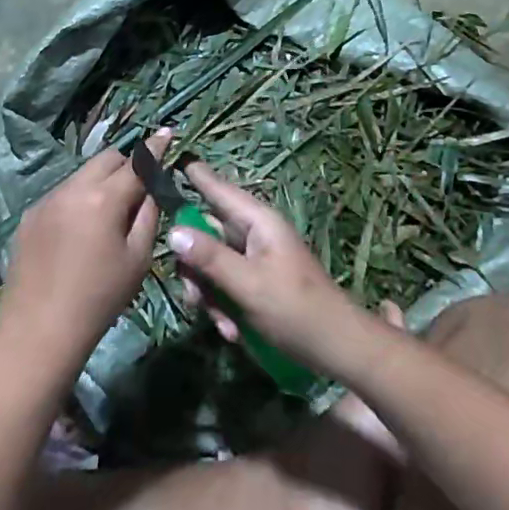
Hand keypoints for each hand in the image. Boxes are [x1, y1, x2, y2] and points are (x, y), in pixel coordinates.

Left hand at [0, 129, 172, 370]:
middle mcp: (72, 189)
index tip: (166, 132)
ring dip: (101, 182)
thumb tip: (149, 190)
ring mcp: (46, 200)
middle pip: (106, 159)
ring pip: (82, 174)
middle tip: (140, 187)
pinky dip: (79, 199)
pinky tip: (80, 231)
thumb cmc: (99, 299)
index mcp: (103, 198)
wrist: (39, 331)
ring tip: (109, 214)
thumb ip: (148, 215)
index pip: (137, 163)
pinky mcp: (30, 216)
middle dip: (127, 164)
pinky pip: (62, 194)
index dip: (155, 148)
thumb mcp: (138, 259)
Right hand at [168, 161, 374, 374]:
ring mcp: (254, 258)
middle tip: (193, 297)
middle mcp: (254, 233)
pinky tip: (232, 330)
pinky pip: (224, 284)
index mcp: (258, 221)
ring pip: (211, 263)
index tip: (171, 160)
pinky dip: (222, 307)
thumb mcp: (248, 284)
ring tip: (221, 323)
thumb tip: (172, 231)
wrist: (337, 349)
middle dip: (195, 267)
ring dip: (209, 295)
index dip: (195, 175)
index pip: (219, 189)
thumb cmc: (296, 309)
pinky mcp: (255, 281)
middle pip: (205, 233)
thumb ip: (209, 257)